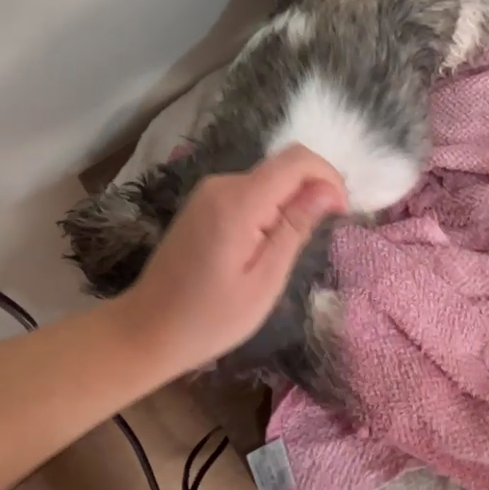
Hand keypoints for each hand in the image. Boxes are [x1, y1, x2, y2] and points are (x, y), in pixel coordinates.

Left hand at [114, 145, 347, 372]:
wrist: (146, 329)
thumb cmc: (209, 318)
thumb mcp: (264, 281)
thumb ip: (296, 228)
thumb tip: (330, 189)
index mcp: (238, 201)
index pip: (297, 160)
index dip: (328, 176)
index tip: (341, 213)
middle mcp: (222, 184)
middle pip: (283, 166)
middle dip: (311, 191)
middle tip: (318, 238)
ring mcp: (209, 191)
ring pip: (268, 178)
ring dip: (290, 202)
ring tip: (287, 251)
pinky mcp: (203, 202)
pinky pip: (249, 191)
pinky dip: (269, 207)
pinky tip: (264, 246)